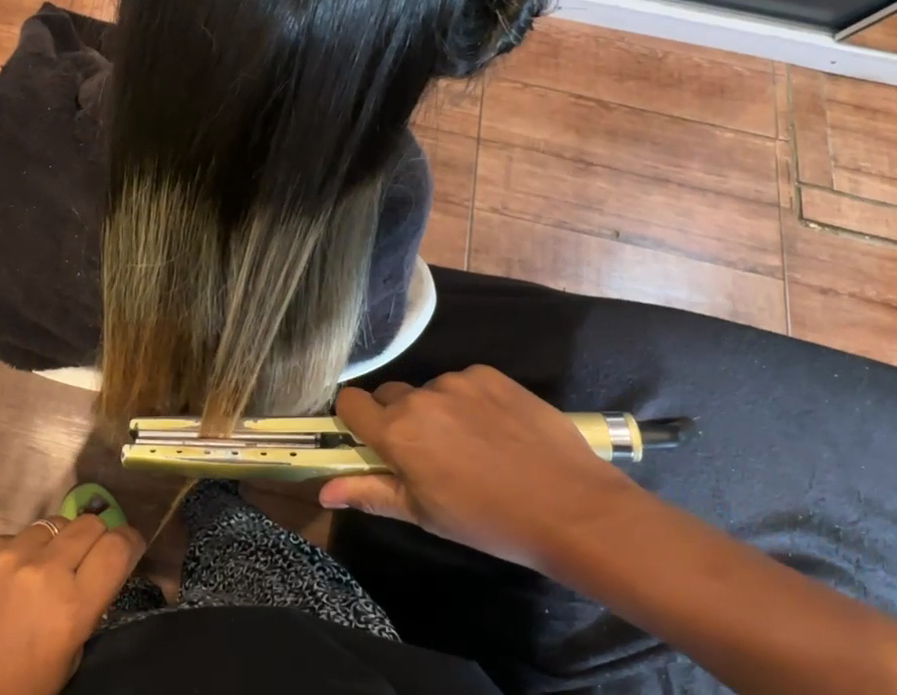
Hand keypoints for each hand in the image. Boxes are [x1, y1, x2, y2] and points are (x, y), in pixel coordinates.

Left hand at [0, 512, 145, 694]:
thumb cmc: (11, 691)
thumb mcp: (65, 662)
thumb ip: (85, 614)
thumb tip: (95, 580)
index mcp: (71, 607)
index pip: (118, 547)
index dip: (131, 542)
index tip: (132, 549)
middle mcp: (43, 569)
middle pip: (90, 523)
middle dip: (99, 538)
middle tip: (93, 560)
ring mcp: (10, 553)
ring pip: (55, 522)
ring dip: (62, 541)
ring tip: (51, 568)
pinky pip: (21, 534)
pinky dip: (27, 549)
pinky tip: (15, 577)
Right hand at [318, 365, 640, 570]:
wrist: (574, 509)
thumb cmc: (490, 521)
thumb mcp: (425, 515)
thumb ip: (369, 493)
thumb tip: (322, 491)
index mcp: (396, 432)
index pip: (349, 402)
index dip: (355, 420)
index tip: (372, 442)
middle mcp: (420, 397)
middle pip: (389, 395)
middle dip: (398, 418)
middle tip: (428, 454)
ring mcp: (457, 381)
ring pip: (428, 391)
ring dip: (436, 411)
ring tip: (472, 446)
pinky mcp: (490, 375)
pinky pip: (463, 383)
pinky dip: (469, 402)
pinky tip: (496, 431)